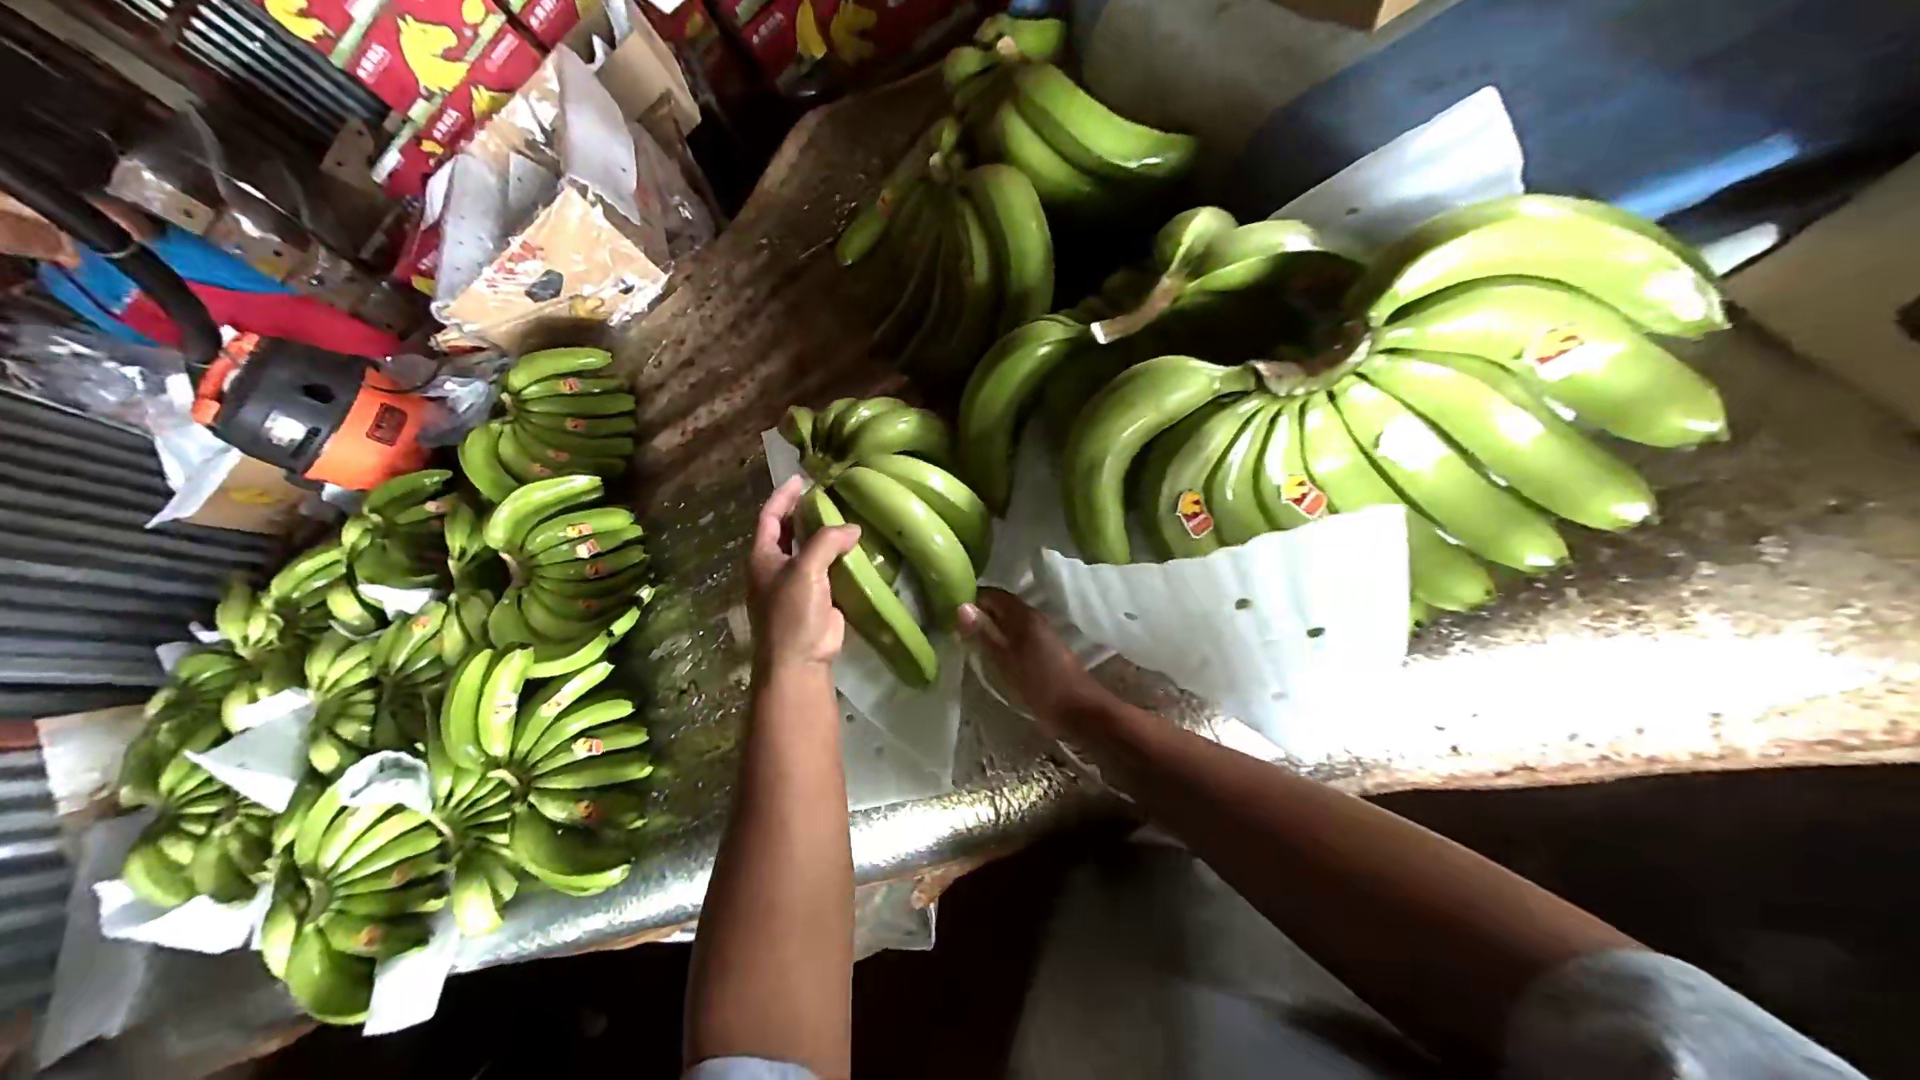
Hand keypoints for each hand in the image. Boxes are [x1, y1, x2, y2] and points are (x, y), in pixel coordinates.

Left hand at [748, 476, 861, 672]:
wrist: (799, 660)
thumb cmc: (792, 612)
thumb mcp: (805, 569)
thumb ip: (826, 542)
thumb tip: (853, 528)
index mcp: (763, 557)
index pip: (769, 517)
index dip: (783, 496)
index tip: (801, 478)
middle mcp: (776, 567)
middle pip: (789, 531)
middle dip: (805, 512)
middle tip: (830, 493)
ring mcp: (798, 584)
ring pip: (811, 550)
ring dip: (826, 534)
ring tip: (848, 515)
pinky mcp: (818, 598)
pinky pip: (829, 570)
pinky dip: (841, 557)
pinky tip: (858, 547)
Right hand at [957, 588, 1104, 734]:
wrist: (1076, 709)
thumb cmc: (1039, 683)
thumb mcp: (1005, 659)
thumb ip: (984, 632)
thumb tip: (961, 606)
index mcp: (1024, 615)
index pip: (993, 594)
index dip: (971, 598)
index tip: (949, 608)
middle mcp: (1032, 618)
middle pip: (1001, 606)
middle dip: (978, 612)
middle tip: (953, 624)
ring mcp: (1038, 633)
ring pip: (1008, 621)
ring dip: (989, 626)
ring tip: (965, 637)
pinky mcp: (1041, 648)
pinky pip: (1015, 634)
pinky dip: (1000, 637)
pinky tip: (987, 651)